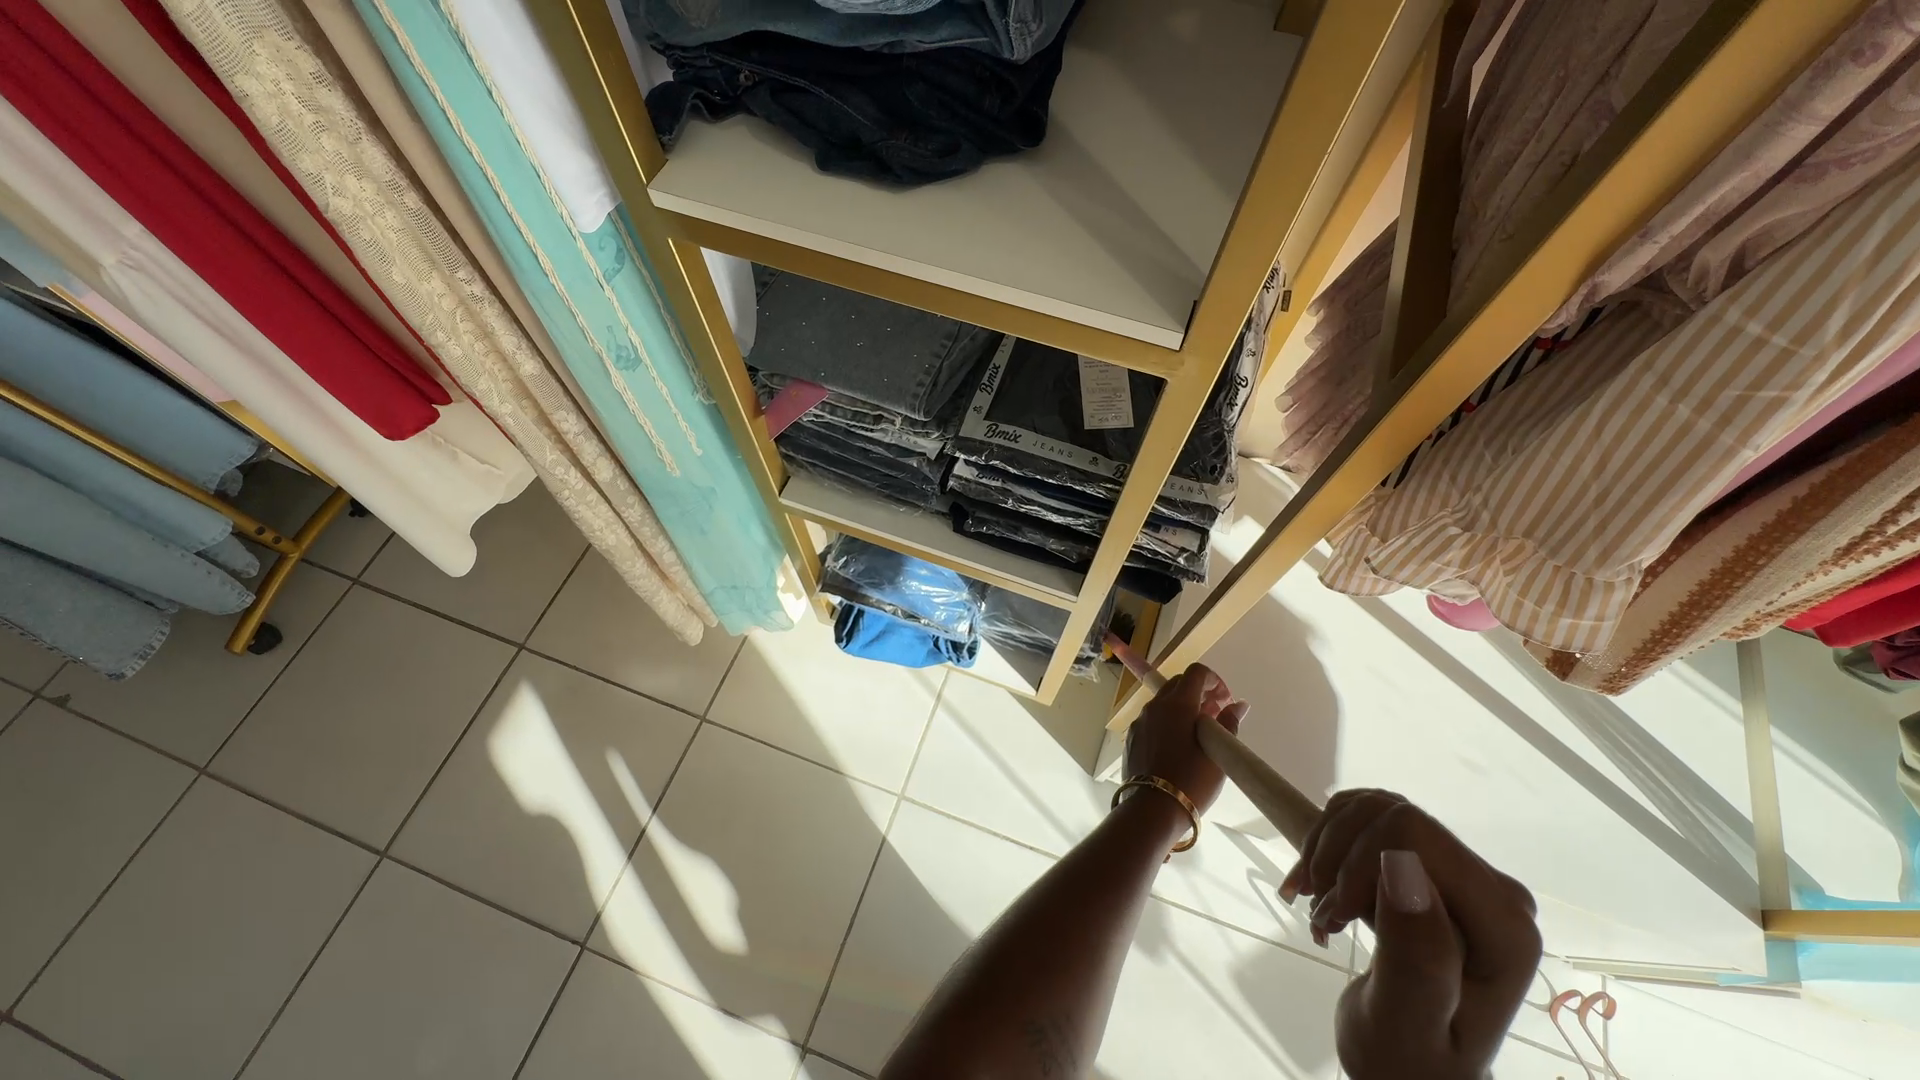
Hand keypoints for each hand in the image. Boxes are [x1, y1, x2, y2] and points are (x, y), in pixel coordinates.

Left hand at [1124, 662, 1245, 815]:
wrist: (1152, 809)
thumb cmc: (1191, 780)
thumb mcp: (1217, 753)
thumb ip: (1228, 723)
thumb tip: (1238, 705)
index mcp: (1176, 704)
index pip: (1196, 673)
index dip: (1214, 681)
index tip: (1226, 701)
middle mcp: (1154, 707)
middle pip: (1178, 684)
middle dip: (1199, 693)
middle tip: (1216, 715)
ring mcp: (1139, 722)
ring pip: (1163, 702)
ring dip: (1183, 708)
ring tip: (1199, 734)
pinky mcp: (1131, 739)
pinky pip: (1153, 720)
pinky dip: (1168, 722)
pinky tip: (1178, 747)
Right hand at [1280, 790, 1541, 1079]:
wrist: (1409, 1071)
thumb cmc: (1405, 1060)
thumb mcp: (1404, 1024)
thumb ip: (1415, 955)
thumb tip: (1403, 867)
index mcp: (1503, 924)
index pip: (1413, 834)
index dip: (1356, 861)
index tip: (1333, 914)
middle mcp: (1494, 889)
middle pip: (1392, 816)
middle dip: (1336, 857)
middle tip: (1318, 913)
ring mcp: (1462, 873)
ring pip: (1375, 809)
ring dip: (1326, 850)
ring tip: (1317, 906)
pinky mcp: (1431, 865)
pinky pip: (1368, 818)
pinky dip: (1328, 844)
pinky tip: (1323, 889)